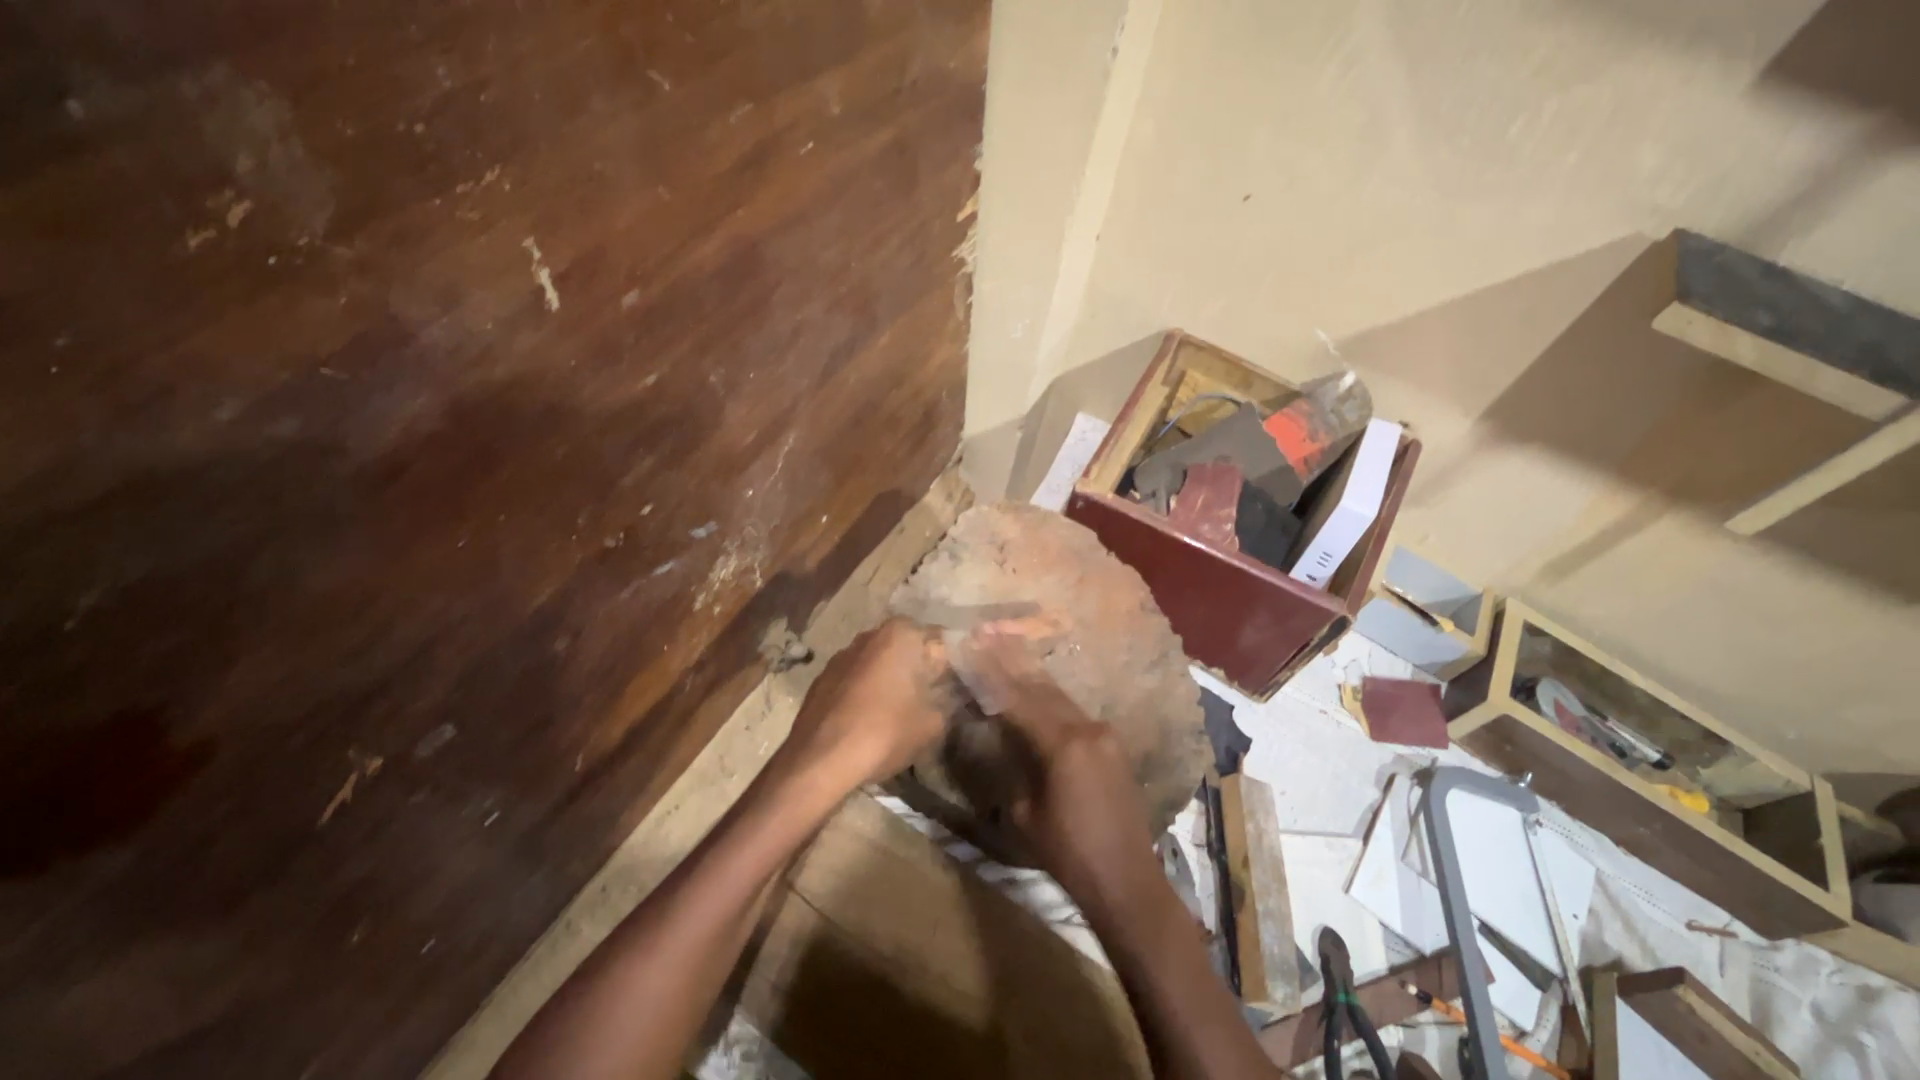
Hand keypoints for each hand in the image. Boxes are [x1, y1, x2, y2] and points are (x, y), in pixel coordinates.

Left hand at [770, 618, 950, 793]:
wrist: (820, 760)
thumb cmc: (885, 733)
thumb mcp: (933, 723)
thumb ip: (947, 701)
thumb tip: (948, 696)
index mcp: (900, 634)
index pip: (940, 640)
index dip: (952, 663)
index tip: (957, 685)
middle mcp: (868, 635)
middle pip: (905, 647)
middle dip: (919, 666)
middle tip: (932, 696)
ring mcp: (840, 656)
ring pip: (877, 662)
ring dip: (889, 678)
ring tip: (899, 709)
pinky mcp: (821, 679)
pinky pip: (854, 679)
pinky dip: (864, 691)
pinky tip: (868, 718)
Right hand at [962, 627, 1164, 914]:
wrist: (1127, 880)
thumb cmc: (1068, 853)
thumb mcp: (1024, 813)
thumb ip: (1012, 766)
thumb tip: (1001, 737)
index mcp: (1063, 744)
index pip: (1017, 699)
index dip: (990, 673)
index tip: (969, 647)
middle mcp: (1088, 728)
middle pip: (1042, 688)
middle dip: (1011, 662)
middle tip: (986, 634)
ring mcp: (1105, 735)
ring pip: (1060, 698)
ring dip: (1032, 678)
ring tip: (1006, 650)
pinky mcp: (1113, 747)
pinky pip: (1075, 715)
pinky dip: (1051, 701)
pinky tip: (1035, 692)